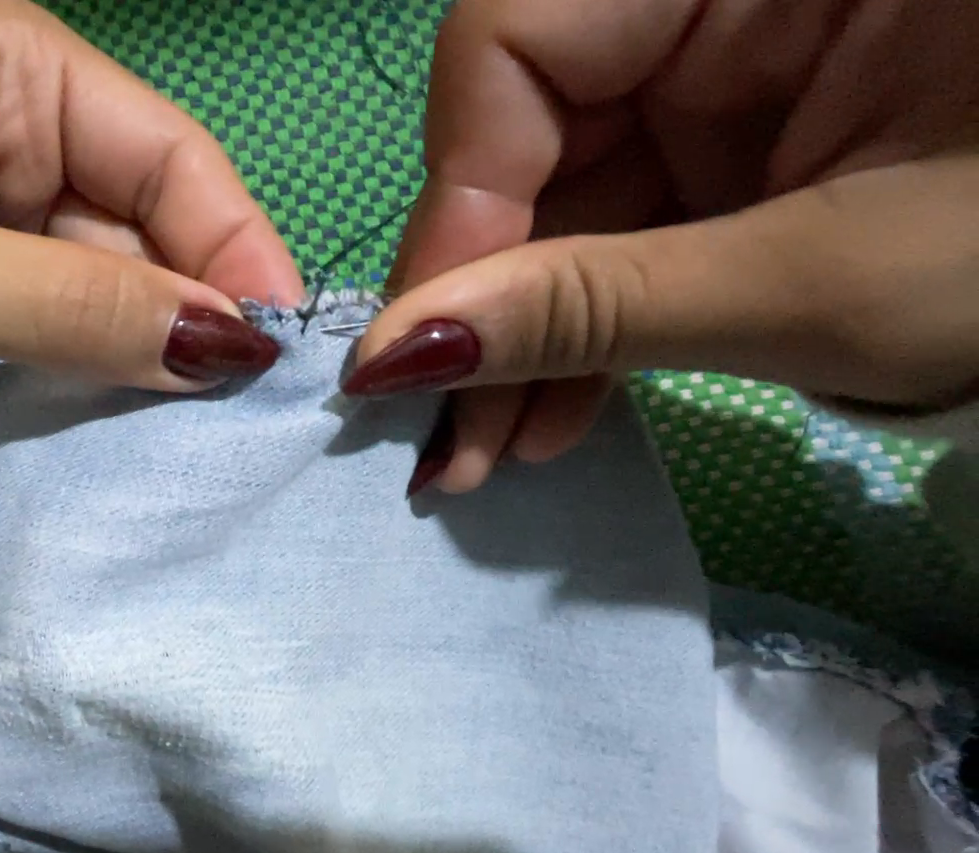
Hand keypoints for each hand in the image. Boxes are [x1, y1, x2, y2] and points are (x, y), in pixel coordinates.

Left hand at [0, 0, 303, 391]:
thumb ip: (76, 307)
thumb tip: (221, 346)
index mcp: (14, 66)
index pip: (164, 150)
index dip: (229, 241)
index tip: (272, 333)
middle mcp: (24, 119)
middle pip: (149, 211)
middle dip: (194, 295)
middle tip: (241, 383)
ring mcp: (10, 197)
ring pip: (117, 266)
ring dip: (154, 329)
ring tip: (201, 394)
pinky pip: (77, 303)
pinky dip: (106, 346)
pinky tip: (138, 383)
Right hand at [344, 0, 978, 494]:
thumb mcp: (821, 282)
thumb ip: (585, 308)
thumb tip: (386, 359)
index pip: (515, 40)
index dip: (453, 196)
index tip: (422, 341)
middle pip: (515, 143)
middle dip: (472, 303)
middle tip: (441, 434)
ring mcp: (713, 79)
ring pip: (545, 213)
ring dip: (509, 344)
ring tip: (485, 455)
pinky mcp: (714, 152)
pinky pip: (595, 241)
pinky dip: (566, 338)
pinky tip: (547, 420)